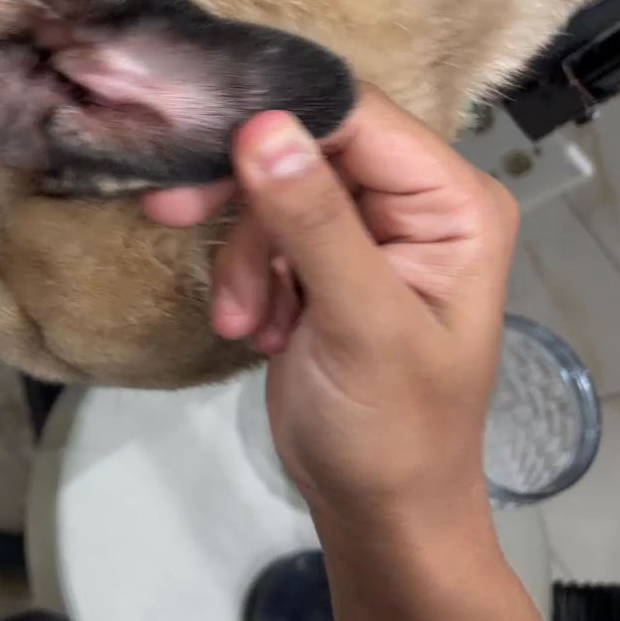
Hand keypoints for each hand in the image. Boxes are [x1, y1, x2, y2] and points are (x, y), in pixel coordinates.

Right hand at [213, 88, 519, 525]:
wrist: (375, 503)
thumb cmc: (392, 424)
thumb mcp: (358, 323)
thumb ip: (313, 221)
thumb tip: (262, 126)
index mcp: (449, 201)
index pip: (354, 117)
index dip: (277, 122)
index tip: (199, 150)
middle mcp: (407, 201)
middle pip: (300, 148)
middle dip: (240, 194)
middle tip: (170, 211)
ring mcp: (357, 228)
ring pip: (265, 190)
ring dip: (238, 254)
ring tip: (239, 318)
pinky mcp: (313, 256)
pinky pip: (254, 230)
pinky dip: (239, 275)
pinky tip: (251, 325)